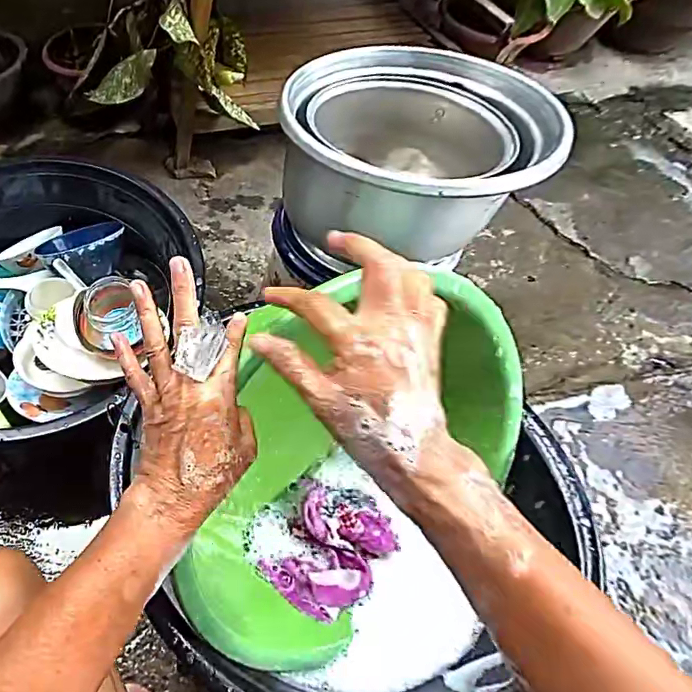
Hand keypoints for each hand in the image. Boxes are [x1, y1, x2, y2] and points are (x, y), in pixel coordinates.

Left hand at [113, 257, 255, 538]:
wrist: (172, 496)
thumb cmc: (209, 476)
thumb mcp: (244, 447)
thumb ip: (242, 418)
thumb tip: (233, 405)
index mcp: (218, 394)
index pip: (228, 351)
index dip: (235, 330)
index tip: (240, 314)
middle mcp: (189, 386)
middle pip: (188, 332)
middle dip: (185, 296)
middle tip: (181, 269)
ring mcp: (165, 392)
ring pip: (156, 344)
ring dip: (148, 312)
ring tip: (140, 286)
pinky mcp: (148, 404)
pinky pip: (135, 375)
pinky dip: (125, 355)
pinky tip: (117, 336)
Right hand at [246, 232, 478, 508]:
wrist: (414, 451)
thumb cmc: (368, 430)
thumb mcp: (319, 400)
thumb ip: (290, 364)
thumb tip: (261, 341)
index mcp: (358, 343)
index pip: (315, 305)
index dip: (288, 296)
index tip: (273, 296)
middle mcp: (391, 329)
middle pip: (380, 267)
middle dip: (357, 245)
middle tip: (336, 239)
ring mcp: (415, 331)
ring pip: (411, 275)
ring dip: (389, 259)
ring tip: (370, 255)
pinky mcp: (431, 340)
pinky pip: (429, 298)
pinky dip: (415, 284)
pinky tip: (402, 287)